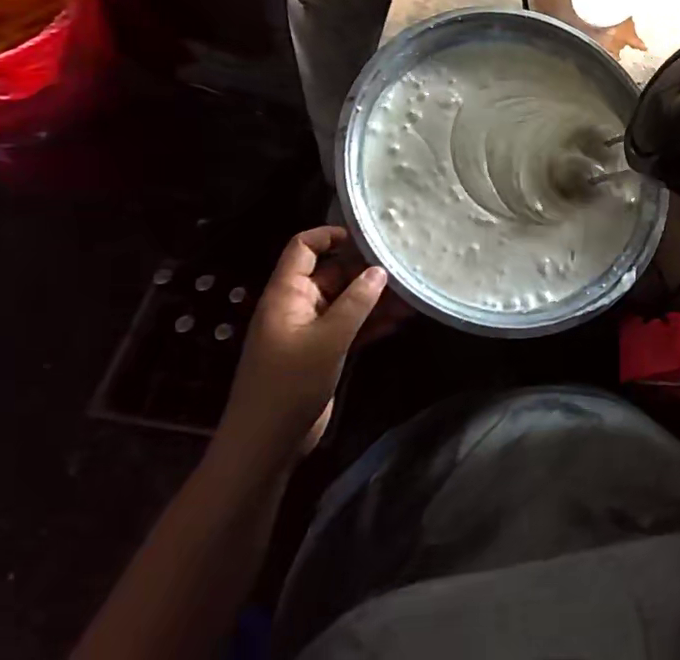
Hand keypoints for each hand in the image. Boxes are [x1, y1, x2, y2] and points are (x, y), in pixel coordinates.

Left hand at [214, 226, 387, 460]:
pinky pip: (352, 326)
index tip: (367, 237)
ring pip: (347, 301)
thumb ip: (356, 302)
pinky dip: (373, 322)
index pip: (303, 248)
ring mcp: (311, 330)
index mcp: (287, 294)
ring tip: (412, 296)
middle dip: (367, 270)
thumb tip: (380, 271)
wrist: (266, 444)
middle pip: (333, 273)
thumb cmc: (289, 385)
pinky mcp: (324, 352)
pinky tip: (401, 320)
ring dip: (376, 299)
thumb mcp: (327, 340)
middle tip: (405, 268)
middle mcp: (298, 305)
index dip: (331, 235)